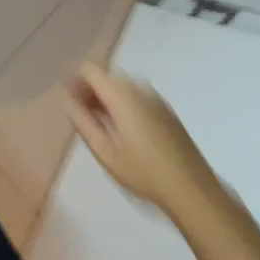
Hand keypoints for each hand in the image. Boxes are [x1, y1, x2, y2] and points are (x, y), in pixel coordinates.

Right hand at [66, 63, 206, 206]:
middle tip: (82, 113)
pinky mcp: (167, 110)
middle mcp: (139, 88)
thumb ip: (82, 122)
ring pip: (123, 85)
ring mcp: (156, 98)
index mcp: (122, 94)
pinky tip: (125, 129)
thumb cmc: (143, 172)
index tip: (68, 98)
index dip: (75, 79)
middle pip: (107, 75)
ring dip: (108, 96)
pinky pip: (138, 95)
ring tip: (101, 123)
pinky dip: (125, 102)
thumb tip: (69, 101)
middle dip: (91, 89)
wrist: (191, 189)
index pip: (91, 70)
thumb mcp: (105, 152)